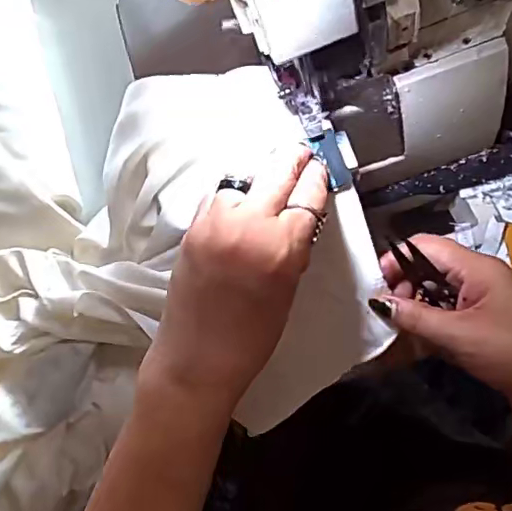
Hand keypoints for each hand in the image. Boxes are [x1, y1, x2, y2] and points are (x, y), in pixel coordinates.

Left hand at [144, 145, 329, 410]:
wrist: (196, 359)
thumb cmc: (250, 338)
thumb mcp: (288, 292)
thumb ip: (294, 250)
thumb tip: (299, 220)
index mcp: (281, 246)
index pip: (307, 195)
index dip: (317, 178)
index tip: (320, 167)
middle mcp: (248, 225)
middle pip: (276, 172)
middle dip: (293, 159)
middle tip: (301, 151)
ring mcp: (215, 224)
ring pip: (242, 180)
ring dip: (257, 178)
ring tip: (266, 183)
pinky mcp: (192, 229)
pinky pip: (217, 197)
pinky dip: (231, 194)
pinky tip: (238, 202)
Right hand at [374, 234, 511, 416]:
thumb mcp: (457, 335)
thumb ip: (415, 317)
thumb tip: (379, 302)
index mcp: (475, 267)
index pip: (424, 245)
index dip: (396, 260)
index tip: (378, 288)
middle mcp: (479, 274)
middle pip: (429, 265)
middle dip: (405, 285)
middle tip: (392, 314)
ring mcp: (484, 295)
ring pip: (438, 288)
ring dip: (418, 305)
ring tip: (406, 329)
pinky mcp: (486, 316)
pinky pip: (450, 307)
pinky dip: (434, 319)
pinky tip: (426, 339)